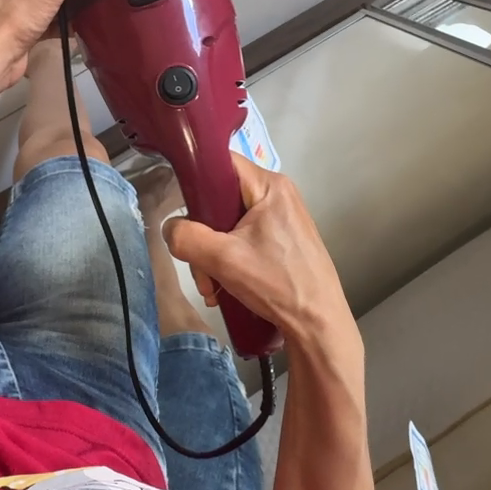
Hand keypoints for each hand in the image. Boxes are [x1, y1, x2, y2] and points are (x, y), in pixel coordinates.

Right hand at [163, 154, 356, 353]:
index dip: (196, 180)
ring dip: (214, 255)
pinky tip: (227, 287)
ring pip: (231, 223)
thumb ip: (187, 238)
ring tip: (213, 288)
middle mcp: (278, 194)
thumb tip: (171, 229)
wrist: (320, 327)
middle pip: (222, 198)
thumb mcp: (223, 259)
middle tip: (200, 267)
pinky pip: (245, 238)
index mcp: (269, 185)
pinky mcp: (285, 240)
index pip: (221, 162)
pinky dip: (231, 260)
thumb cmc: (277, 284)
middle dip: (204, 236)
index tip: (183, 208)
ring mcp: (283, 218)